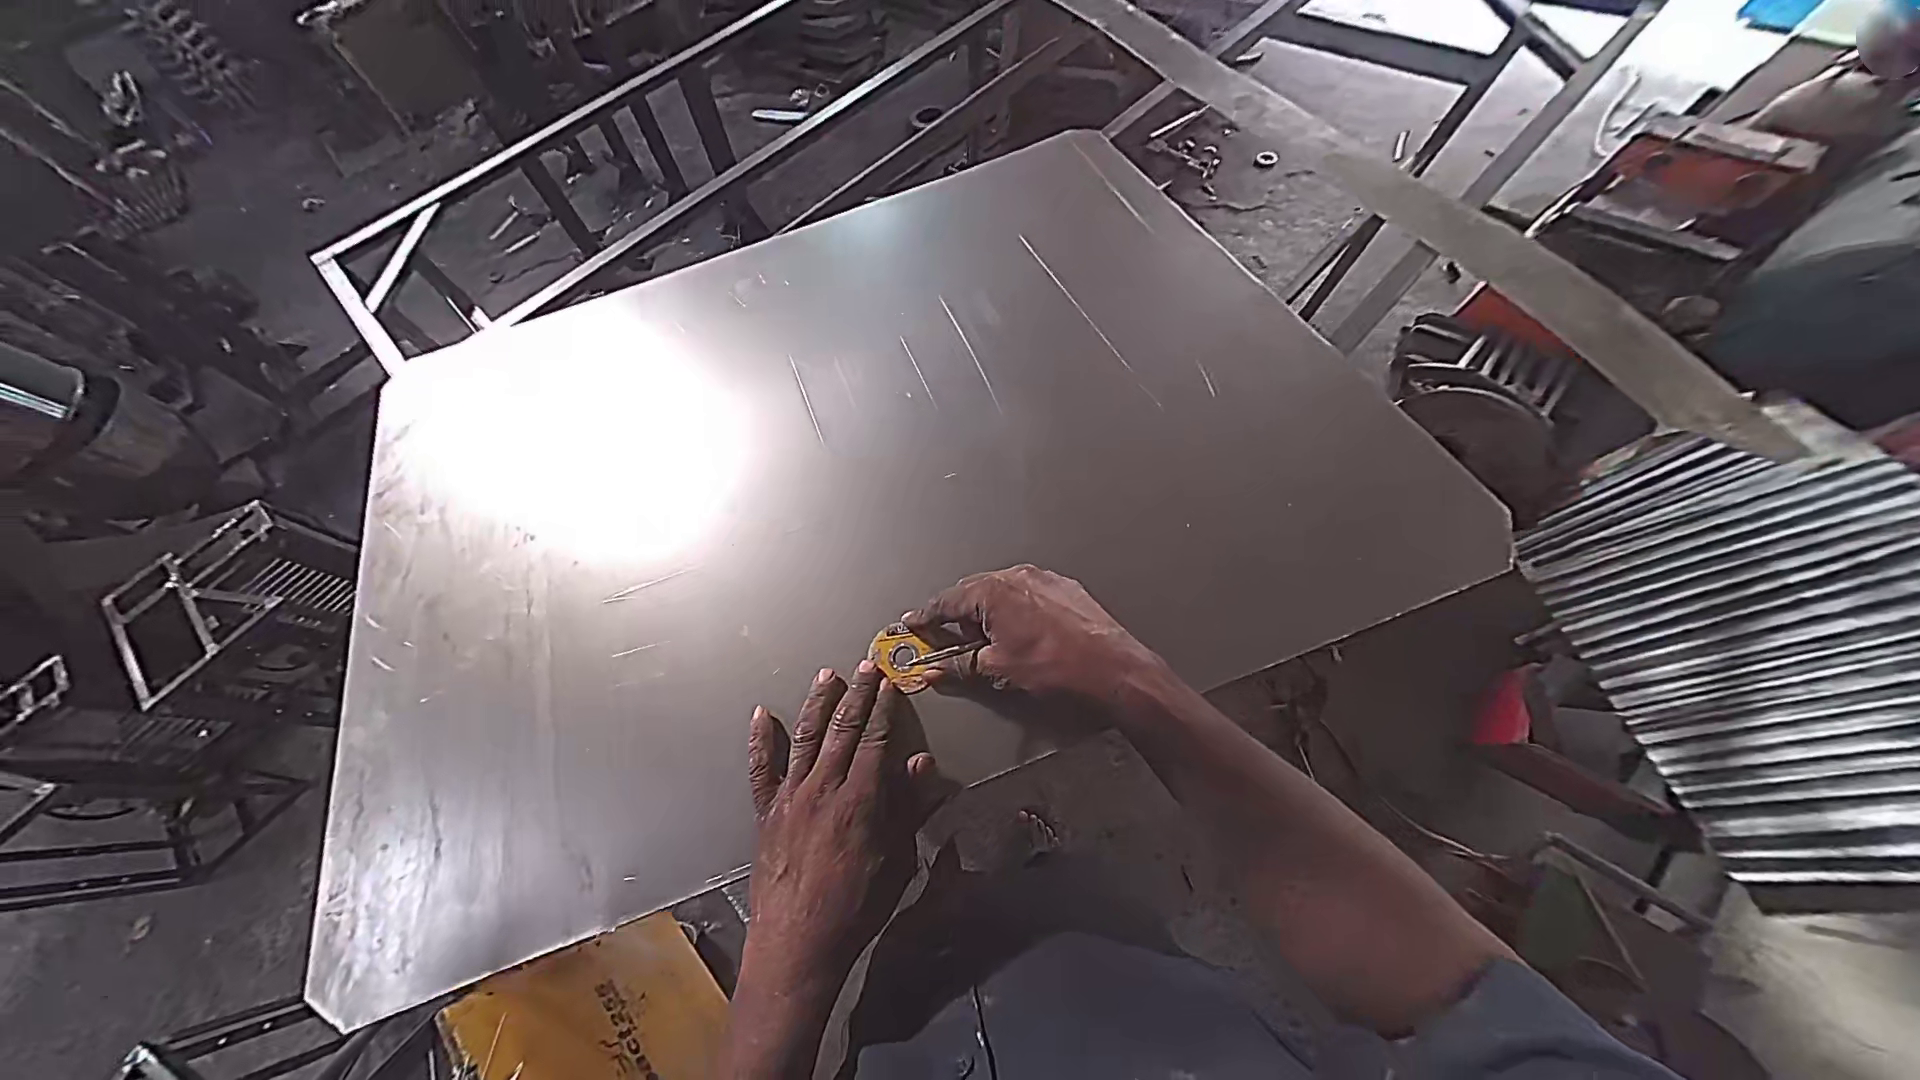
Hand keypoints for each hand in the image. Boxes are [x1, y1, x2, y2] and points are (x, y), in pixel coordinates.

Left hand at [742, 661, 942, 997]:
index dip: (885, 709)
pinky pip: (761, 769)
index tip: (890, 684)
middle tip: (865, 666)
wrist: (796, 945)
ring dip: (818, 704)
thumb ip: (909, 806)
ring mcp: (790, 798)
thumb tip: (921, 760)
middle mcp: (823, 789)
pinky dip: (761, 740)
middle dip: (857, 694)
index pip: (876, 740)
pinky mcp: (766, 812)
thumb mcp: (897, 859)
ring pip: (805, 738)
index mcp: (859, 800)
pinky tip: (761, 714)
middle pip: (843, 730)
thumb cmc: (855, 907)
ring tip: (827, 675)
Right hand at [903, 565, 1164, 713]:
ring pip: (1000, 592)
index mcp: (992, 591)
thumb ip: (960, 664)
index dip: (926, 617)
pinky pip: (1026, 594)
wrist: (1112, 668)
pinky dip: (1014, 610)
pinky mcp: (1062, 587)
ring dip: (987, 614)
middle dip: (957, 617)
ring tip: (989, 644)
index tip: (914, 623)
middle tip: (948, 641)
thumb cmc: (1059, 665)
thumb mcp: (998, 669)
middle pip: (971, 594)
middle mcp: (1015, 576)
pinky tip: (1020, 633)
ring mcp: (1042, 579)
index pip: (946, 602)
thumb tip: (939, 669)